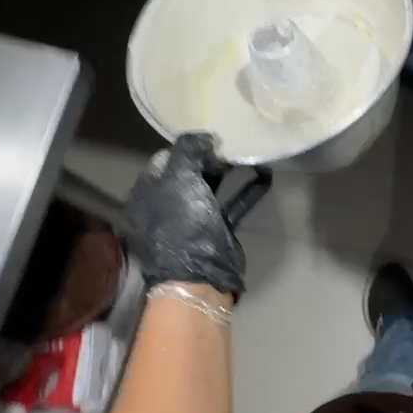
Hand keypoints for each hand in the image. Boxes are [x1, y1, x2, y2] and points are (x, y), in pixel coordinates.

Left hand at [122, 133, 244, 296]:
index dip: (185, 147)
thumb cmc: (181, 223)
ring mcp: (192, 219)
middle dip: (208, 157)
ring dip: (228, 170)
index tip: (208, 139)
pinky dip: (248, 190)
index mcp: (147, 194)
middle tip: (229, 144)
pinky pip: (233, 203)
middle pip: (188, 172)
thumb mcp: (178, 179)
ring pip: (211, 187)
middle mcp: (166, 205)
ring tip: (246, 152)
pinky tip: (265, 176)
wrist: (200, 275)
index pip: (163, 160)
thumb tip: (205, 137)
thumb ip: (188, 151)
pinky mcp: (217, 230)